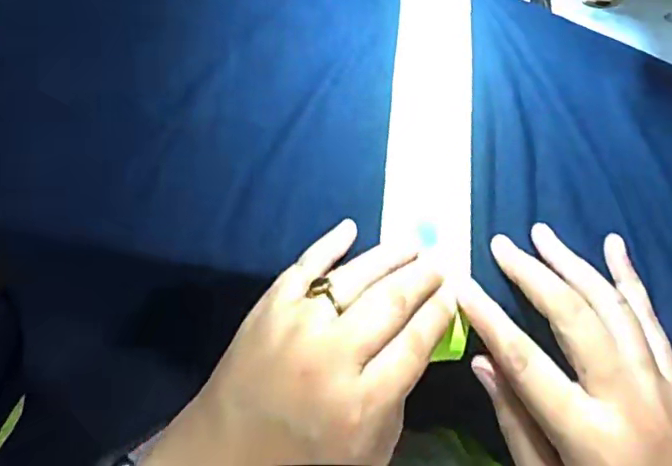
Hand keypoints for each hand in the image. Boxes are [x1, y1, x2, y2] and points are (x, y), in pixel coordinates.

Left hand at [146, 219, 453, 465]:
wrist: (218, 462)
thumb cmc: (302, 464)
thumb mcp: (367, 453)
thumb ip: (398, 398)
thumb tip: (421, 339)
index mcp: (361, 403)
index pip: (417, 341)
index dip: (440, 311)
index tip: (454, 291)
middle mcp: (334, 357)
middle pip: (393, 301)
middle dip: (423, 277)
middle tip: (440, 262)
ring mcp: (299, 325)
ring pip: (357, 276)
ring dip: (390, 256)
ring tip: (412, 245)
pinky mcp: (270, 307)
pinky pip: (307, 265)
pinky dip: (330, 244)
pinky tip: (351, 229)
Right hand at [456, 225, 671, 465]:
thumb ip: (518, 428)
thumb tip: (483, 363)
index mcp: (590, 435)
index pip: (527, 363)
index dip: (492, 320)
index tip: (464, 285)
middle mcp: (625, 397)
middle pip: (573, 317)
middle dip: (533, 274)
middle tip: (502, 244)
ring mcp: (655, 382)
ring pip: (611, 304)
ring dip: (574, 264)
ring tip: (542, 234)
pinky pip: (650, 317)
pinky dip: (630, 278)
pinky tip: (613, 245)